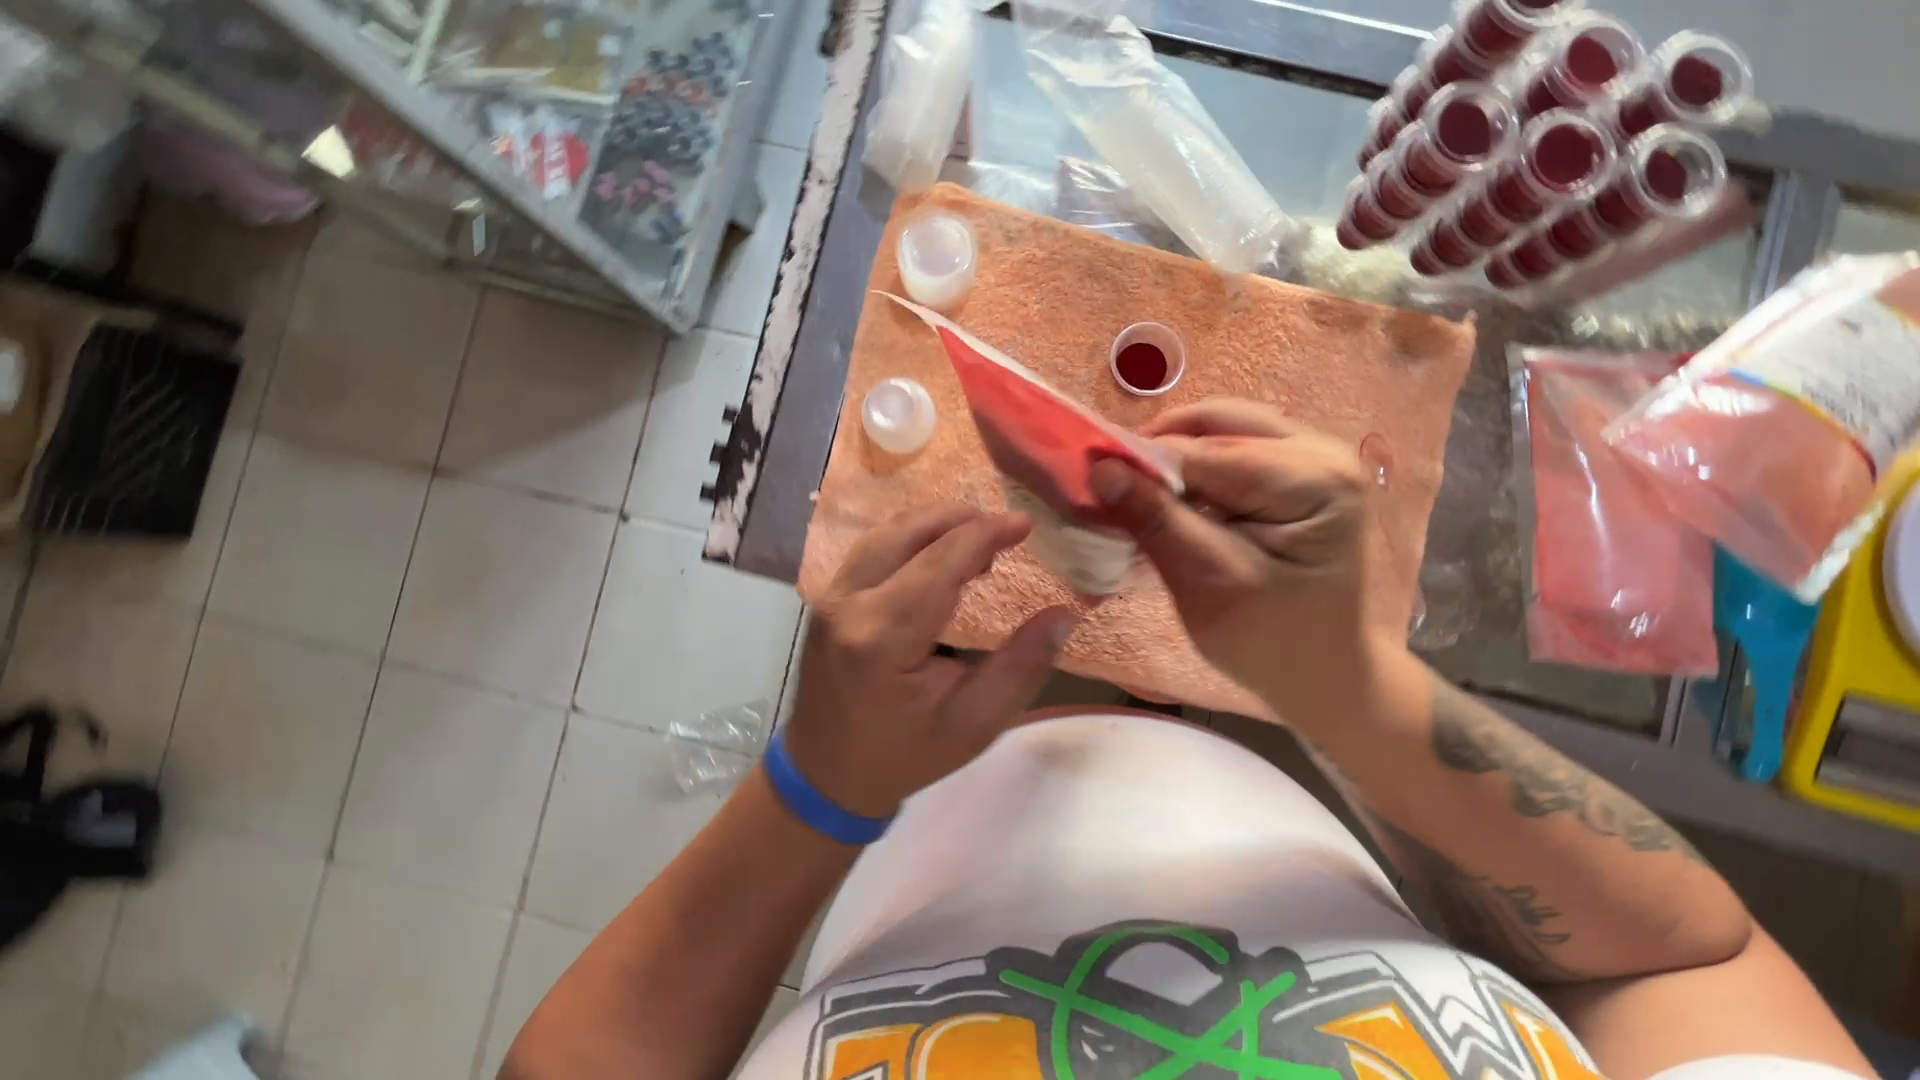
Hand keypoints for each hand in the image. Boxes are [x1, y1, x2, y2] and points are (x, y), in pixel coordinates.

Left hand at [784, 503, 1078, 821]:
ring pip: (884, 534)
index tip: (1025, 523)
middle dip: (960, 521)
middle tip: (1006, 527)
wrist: (827, 775)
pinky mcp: (825, 599)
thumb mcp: (975, 722)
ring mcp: (828, 598)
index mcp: (881, 637)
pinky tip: (939, 552)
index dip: (985, 535)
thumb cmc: (905, 754)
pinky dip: (908, 539)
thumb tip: (1066, 615)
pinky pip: (870, 550)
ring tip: (979, 537)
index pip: (939, 562)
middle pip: (907, 534)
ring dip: (933, 526)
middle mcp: (846, 605)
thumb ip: (1022, 665)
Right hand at [1089, 399, 1378, 723]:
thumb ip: (1157, 522)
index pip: (1206, 452)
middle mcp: (1322, 450)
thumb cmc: (1272, 644)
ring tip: (1134, 499)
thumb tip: (1100, 467)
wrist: (1327, 677)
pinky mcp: (1299, 471)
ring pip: (1218, 430)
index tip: (1087, 486)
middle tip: (1109, 489)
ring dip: (1171, 460)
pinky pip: (1231, 449)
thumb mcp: (1208, 586)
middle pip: (1214, 423)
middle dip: (1155, 452)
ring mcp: (1314, 457)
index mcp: (1314, 479)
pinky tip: (1168, 506)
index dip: (1141, 463)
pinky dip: (1191, 472)